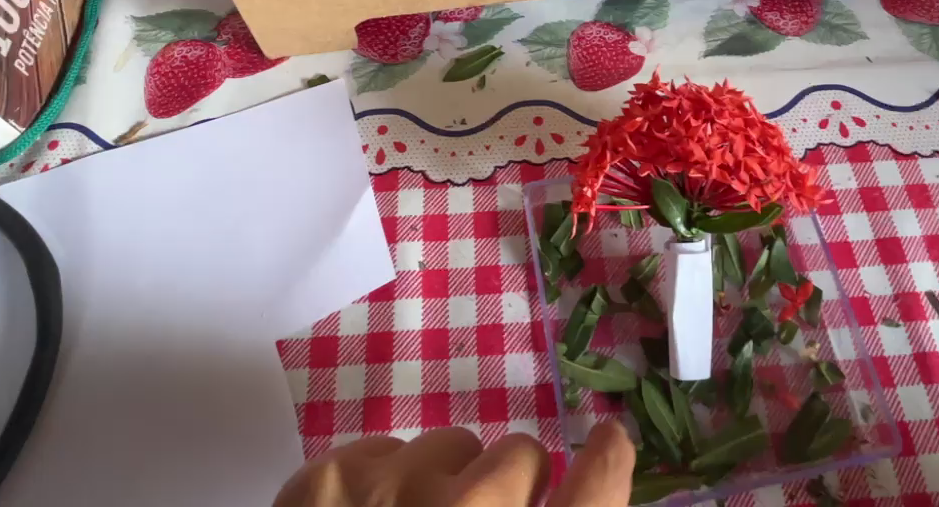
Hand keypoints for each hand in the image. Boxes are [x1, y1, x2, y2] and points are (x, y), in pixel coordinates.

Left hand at [273, 419, 634, 506]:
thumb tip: (566, 493)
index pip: (587, 503)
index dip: (607, 469)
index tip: (612, 439)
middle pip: (520, 456)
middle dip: (509, 487)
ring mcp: (389, 488)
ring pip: (452, 444)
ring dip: (443, 483)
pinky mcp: (326, 475)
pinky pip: (388, 446)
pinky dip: (382, 484)